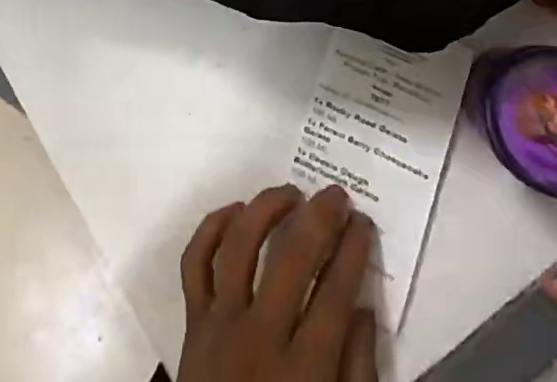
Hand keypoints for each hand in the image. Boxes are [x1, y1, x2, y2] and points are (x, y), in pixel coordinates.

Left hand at [177, 185, 378, 381]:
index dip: (353, 251)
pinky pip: (195, 261)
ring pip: (239, 245)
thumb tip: (364, 308)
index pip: (336, 293)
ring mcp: (219, 323)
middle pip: (291, 259)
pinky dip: (211, 228)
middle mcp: (260, 336)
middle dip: (319, 218)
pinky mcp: (192, 320)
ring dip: (265, 209)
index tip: (364, 222)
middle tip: (336, 194)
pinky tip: (234, 210)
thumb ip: (357, 371)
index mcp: (304, 369)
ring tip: (290, 192)